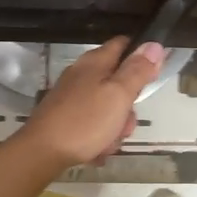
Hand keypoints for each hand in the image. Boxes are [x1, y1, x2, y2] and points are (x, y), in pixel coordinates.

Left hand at [12, 38, 164, 169]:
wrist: (41, 153)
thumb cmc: (84, 121)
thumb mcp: (118, 94)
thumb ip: (137, 71)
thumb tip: (155, 44)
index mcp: (95, 62)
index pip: (123, 44)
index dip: (142, 56)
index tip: (153, 75)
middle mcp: (82, 74)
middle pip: (118, 83)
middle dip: (128, 106)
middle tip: (125, 123)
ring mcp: (72, 96)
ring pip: (108, 107)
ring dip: (114, 127)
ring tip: (107, 143)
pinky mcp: (66, 117)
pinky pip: (93, 124)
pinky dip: (99, 137)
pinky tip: (96, 151)